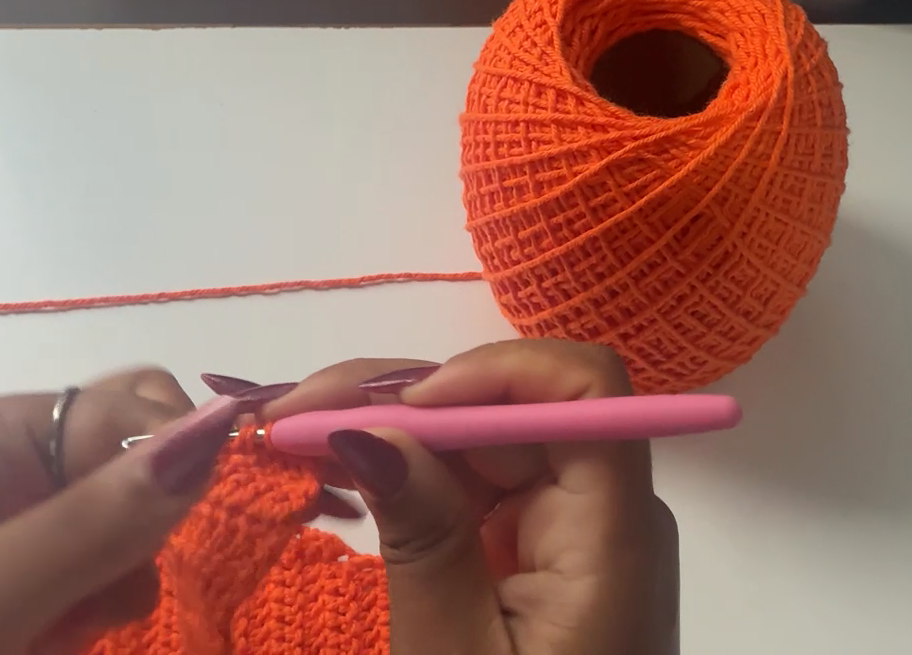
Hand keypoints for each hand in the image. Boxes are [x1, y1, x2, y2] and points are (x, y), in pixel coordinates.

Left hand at [0, 368, 237, 654]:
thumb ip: (108, 512)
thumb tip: (229, 419)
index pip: (136, 404)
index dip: (165, 461)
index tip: (153, 537)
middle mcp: (1, 463)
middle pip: (130, 465)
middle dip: (130, 535)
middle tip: (93, 600)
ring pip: (117, 527)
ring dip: (108, 587)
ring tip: (53, 640)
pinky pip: (84, 573)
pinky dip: (82, 614)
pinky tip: (43, 647)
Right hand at [248, 339, 679, 654]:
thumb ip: (424, 540)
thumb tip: (371, 428)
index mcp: (612, 528)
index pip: (585, 390)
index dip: (499, 372)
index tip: (406, 404)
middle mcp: (602, 500)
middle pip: (521, 404)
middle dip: (415, 395)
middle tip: (299, 406)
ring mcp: (569, 515)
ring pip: (489, 433)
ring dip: (399, 424)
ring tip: (299, 423)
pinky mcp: (539, 534)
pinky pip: (479, 477)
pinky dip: (414, 466)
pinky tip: (346, 459)